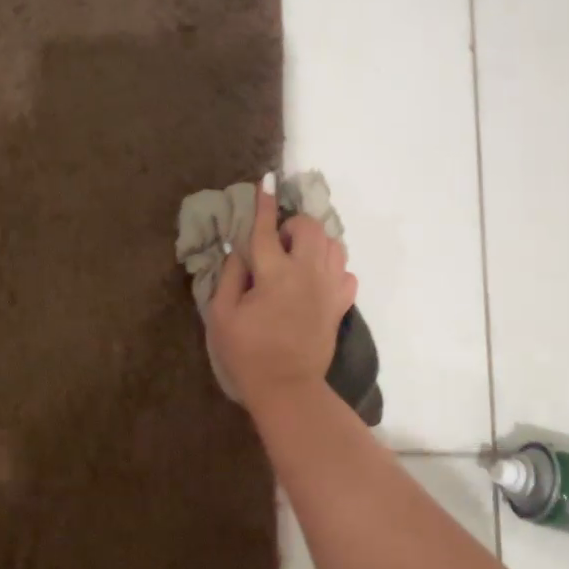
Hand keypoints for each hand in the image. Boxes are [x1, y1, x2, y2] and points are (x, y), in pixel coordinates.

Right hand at [205, 173, 357, 413]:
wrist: (286, 388)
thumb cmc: (247, 352)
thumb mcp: (222, 315)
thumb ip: (230, 277)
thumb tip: (240, 252)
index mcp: (275, 273)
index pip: (265, 230)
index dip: (263, 204)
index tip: (266, 181)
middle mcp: (307, 273)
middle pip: (309, 228)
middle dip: (292, 224)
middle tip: (275, 242)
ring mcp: (328, 288)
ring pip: (334, 245)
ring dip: (315, 242)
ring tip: (297, 256)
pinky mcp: (340, 305)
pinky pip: (346, 273)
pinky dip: (332, 268)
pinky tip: (316, 279)